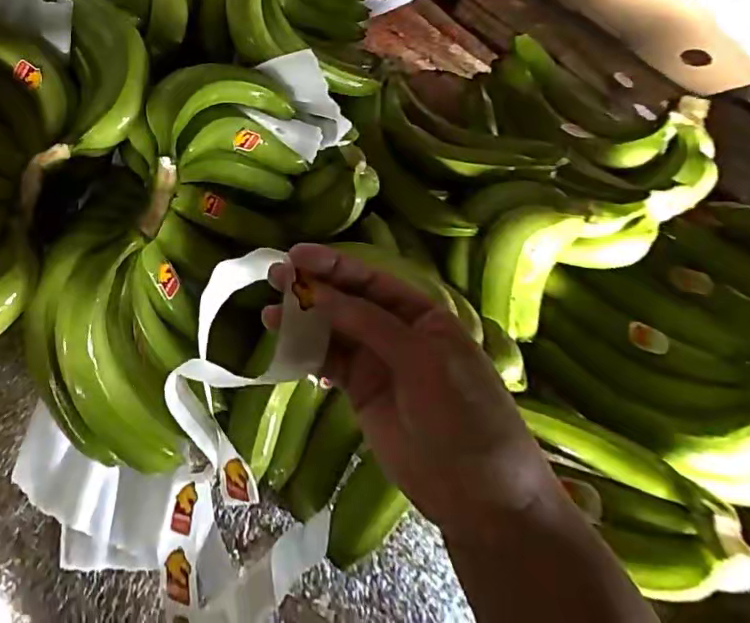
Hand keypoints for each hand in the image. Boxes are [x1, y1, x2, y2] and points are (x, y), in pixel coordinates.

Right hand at [266, 244, 563, 540]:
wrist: (479, 495)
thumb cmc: (463, 414)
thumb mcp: (422, 359)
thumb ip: (370, 323)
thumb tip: (319, 292)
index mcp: (421, 313)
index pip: (372, 280)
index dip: (335, 265)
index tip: (297, 254)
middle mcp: (396, 331)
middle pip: (347, 301)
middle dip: (312, 288)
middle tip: (276, 277)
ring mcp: (378, 363)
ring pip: (333, 332)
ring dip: (302, 321)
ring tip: (269, 314)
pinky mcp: (361, 393)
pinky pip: (329, 364)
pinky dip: (307, 355)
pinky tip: (285, 350)